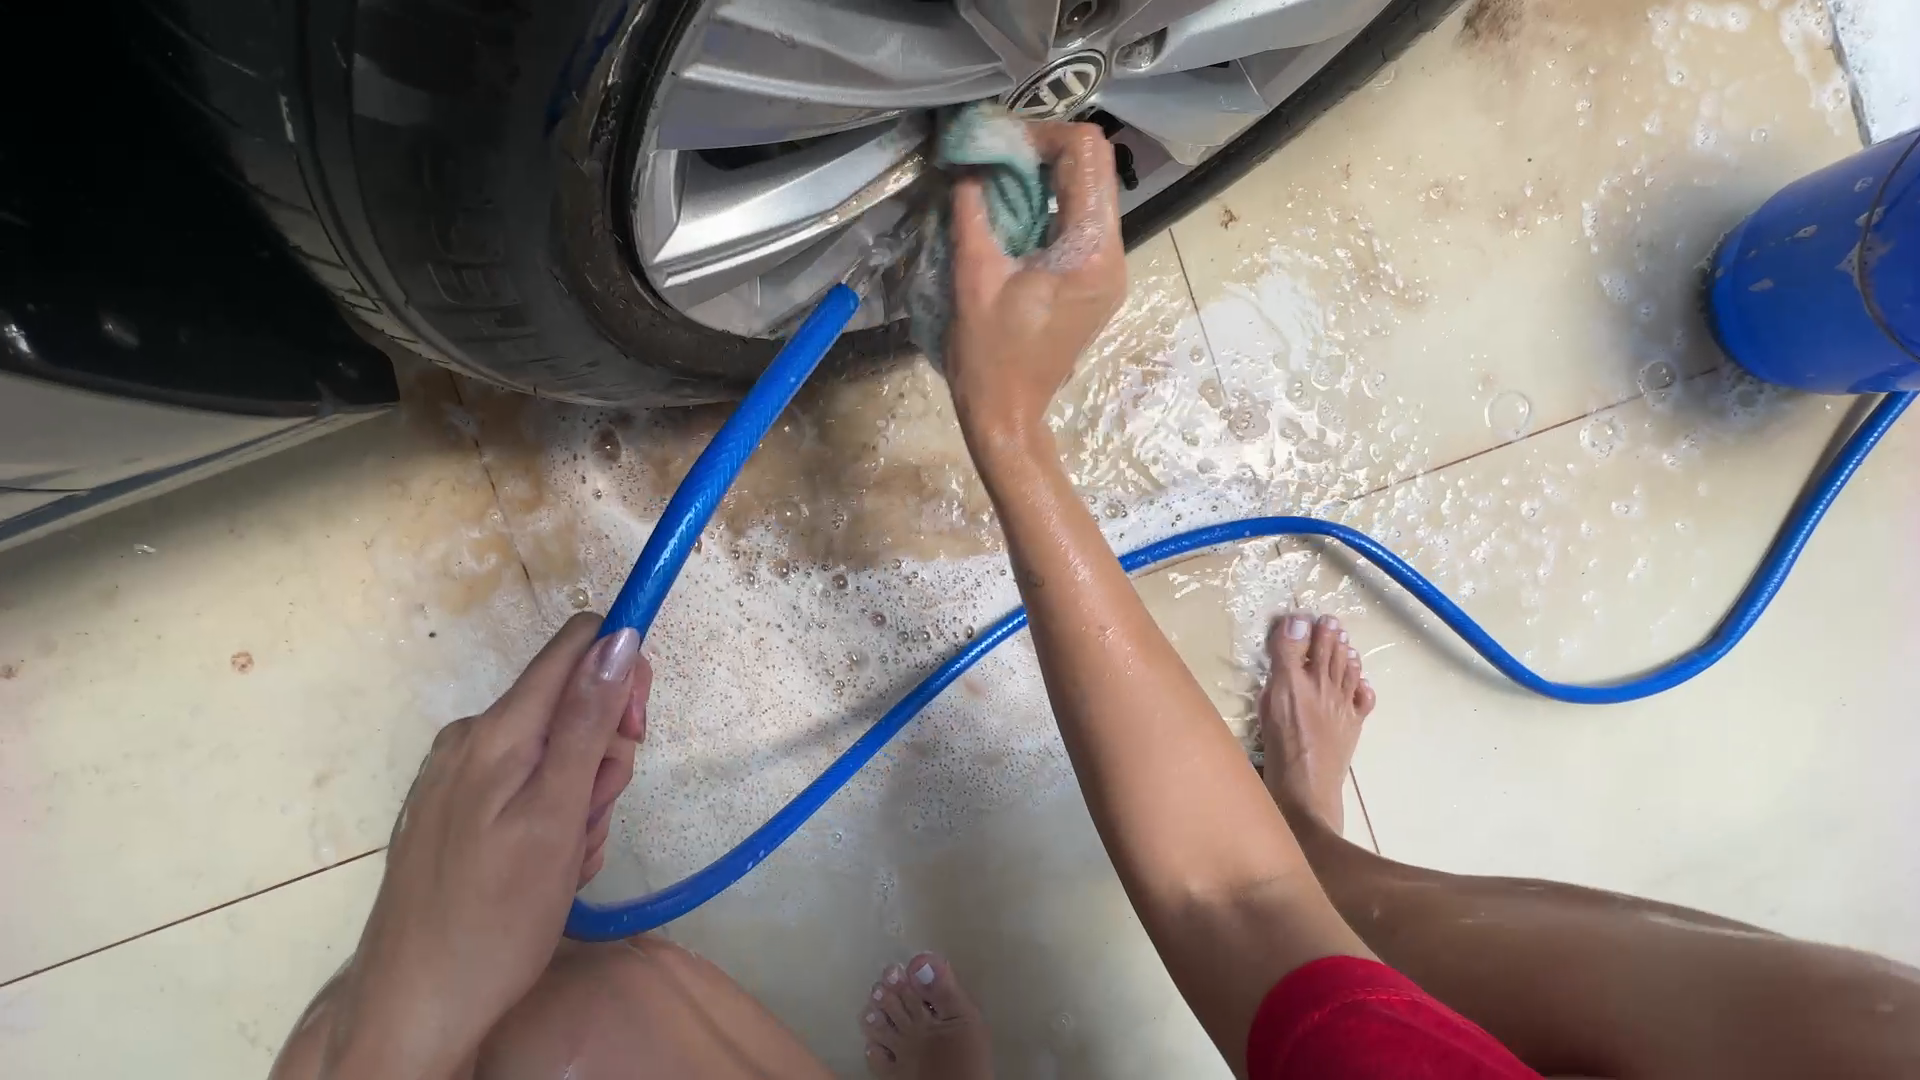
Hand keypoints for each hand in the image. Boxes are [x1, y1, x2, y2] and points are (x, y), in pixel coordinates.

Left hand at [323, 614, 649, 1078]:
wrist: (413, 1013)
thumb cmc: (497, 915)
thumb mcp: (557, 813)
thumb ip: (589, 720)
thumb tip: (621, 636)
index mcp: (500, 728)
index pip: (579, 645)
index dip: (623, 671)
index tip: (636, 729)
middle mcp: (475, 736)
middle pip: (575, 701)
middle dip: (606, 751)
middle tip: (596, 810)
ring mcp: (463, 773)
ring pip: (561, 750)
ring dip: (585, 794)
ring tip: (571, 851)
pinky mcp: (460, 808)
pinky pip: (532, 785)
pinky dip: (557, 814)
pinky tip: (550, 862)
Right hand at [945, 121, 1126, 443]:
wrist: (1007, 414)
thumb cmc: (988, 356)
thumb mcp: (973, 277)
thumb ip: (973, 210)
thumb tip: (969, 163)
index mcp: (1092, 253)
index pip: (1087, 156)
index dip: (1043, 133)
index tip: (1000, 143)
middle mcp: (1113, 258)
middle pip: (1095, 171)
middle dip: (1046, 152)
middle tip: (998, 157)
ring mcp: (1108, 274)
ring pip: (1090, 196)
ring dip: (1048, 179)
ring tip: (1001, 183)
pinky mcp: (1096, 286)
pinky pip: (1081, 227)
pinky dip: (1050, 209)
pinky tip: (1015, 216)